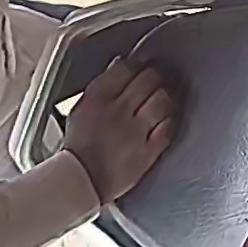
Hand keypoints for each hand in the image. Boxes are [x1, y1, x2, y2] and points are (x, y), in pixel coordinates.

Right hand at [62, 58, 176, 203]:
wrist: (80, 181)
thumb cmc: (79, 147)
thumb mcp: (80, 111)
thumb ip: (102, 87)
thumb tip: (120, 64)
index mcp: (96, 101)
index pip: (125, 69)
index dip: (137, 65)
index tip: (141, 68)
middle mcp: (117, 113)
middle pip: (149, 80)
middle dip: (155, 78)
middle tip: (155, 82)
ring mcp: (135, 132)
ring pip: (162, 101)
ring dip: (164, 98)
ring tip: (159, 102)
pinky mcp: (148, 150)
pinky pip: (168, 128)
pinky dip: (168, 122)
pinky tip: (163, 121)